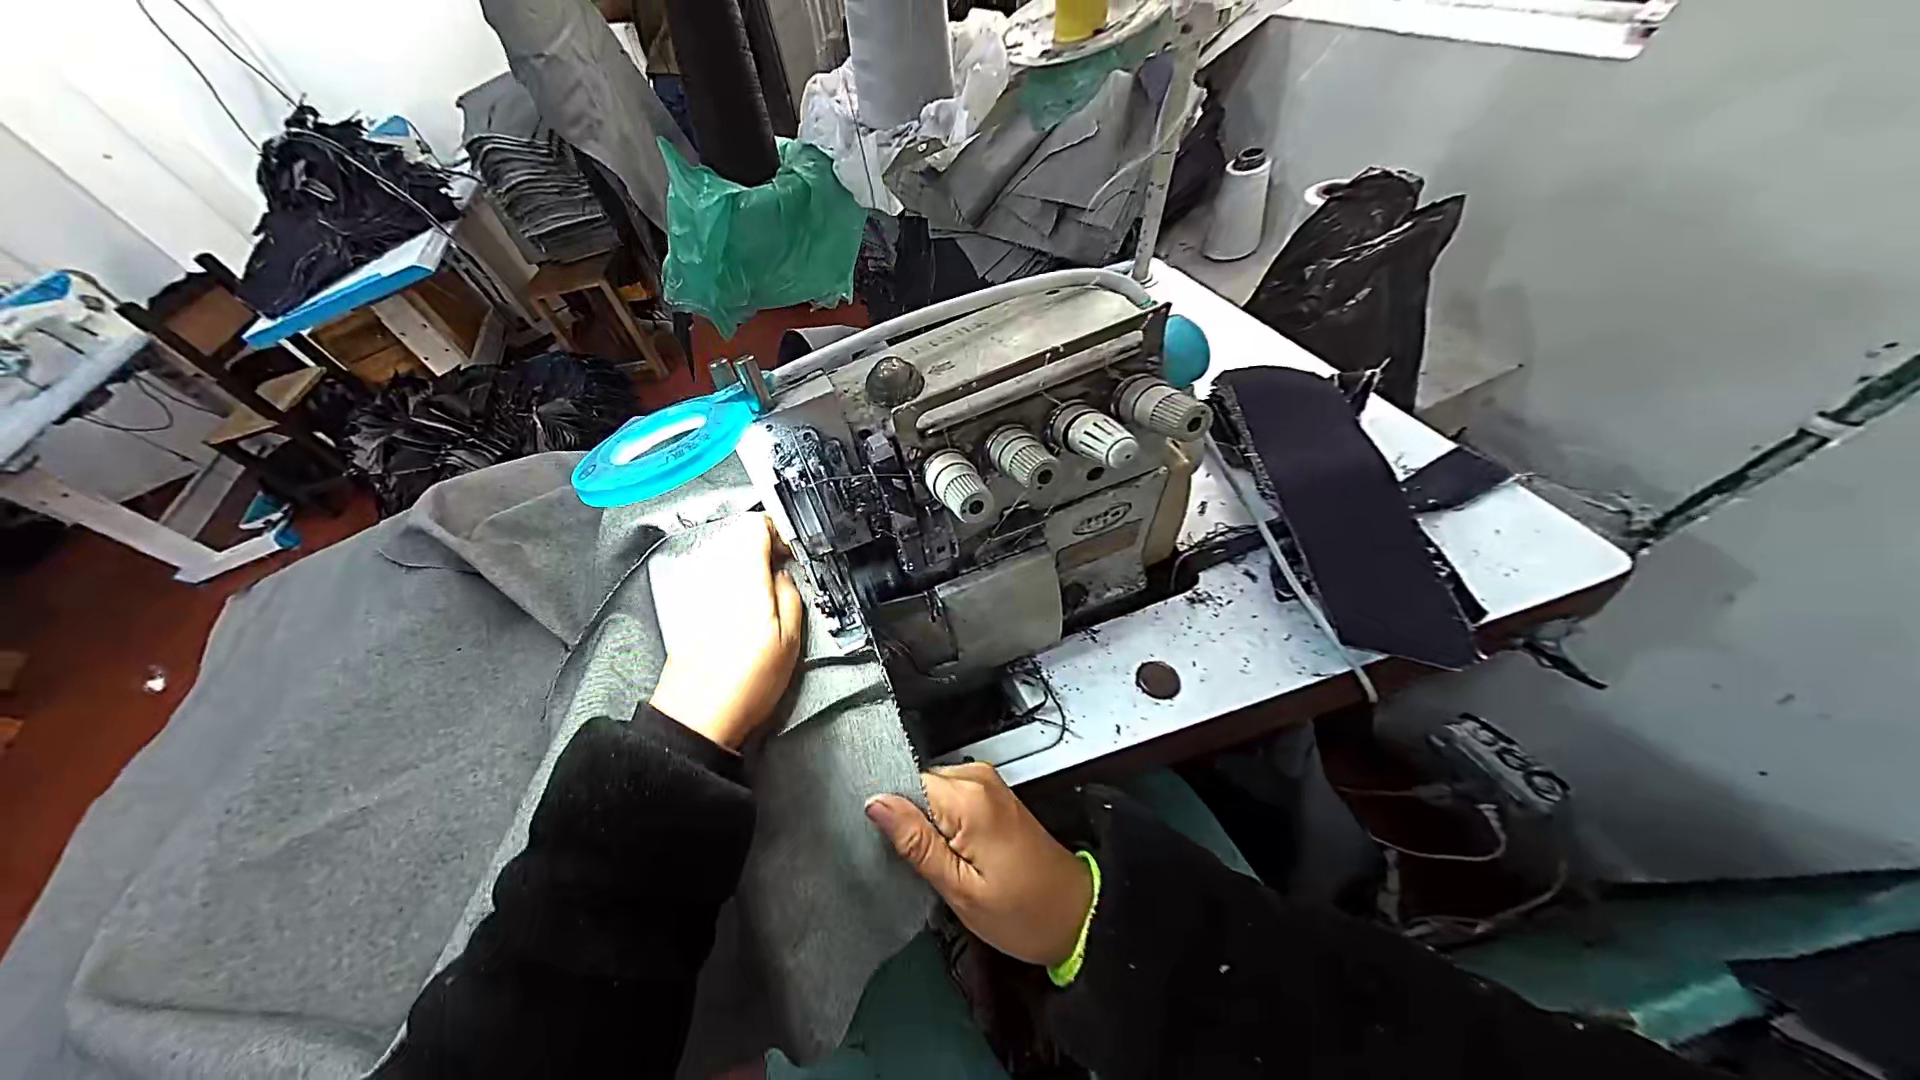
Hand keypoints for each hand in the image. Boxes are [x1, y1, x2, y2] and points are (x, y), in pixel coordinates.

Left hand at [648, 514, 804, 750]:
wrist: (697, 718)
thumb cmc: (742, 685)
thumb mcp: (790, 639)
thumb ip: (791, 594)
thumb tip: (787, 575)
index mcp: (744, 578)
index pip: (757, 526)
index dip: (780, 533)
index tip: (792, 551)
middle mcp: (714, 578)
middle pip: (739, 538)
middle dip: (764, 550)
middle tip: (782, 574)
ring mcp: (695, 592)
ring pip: (725, 558)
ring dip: (746, 567)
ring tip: (763, 596)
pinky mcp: (686, 609)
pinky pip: (712, 580)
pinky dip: (730, 585)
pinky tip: (741, 613)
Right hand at [865, 762, 1092, 967]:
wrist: (1074, 913)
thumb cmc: (1026, 910)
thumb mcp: (960, 888)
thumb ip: (915, 842)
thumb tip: (876, 805)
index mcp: (968, 797)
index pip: (902, 782)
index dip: (890, 815)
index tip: (894, 845)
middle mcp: (978, 778)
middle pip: (915, 786)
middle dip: (908, 822)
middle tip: (923, 864)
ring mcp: (986, 783)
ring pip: (929, 793)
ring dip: (926, 825)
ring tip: (944, 862)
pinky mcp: (990, 794)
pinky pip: (947, 799)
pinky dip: (942, 824)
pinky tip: (954, 853)